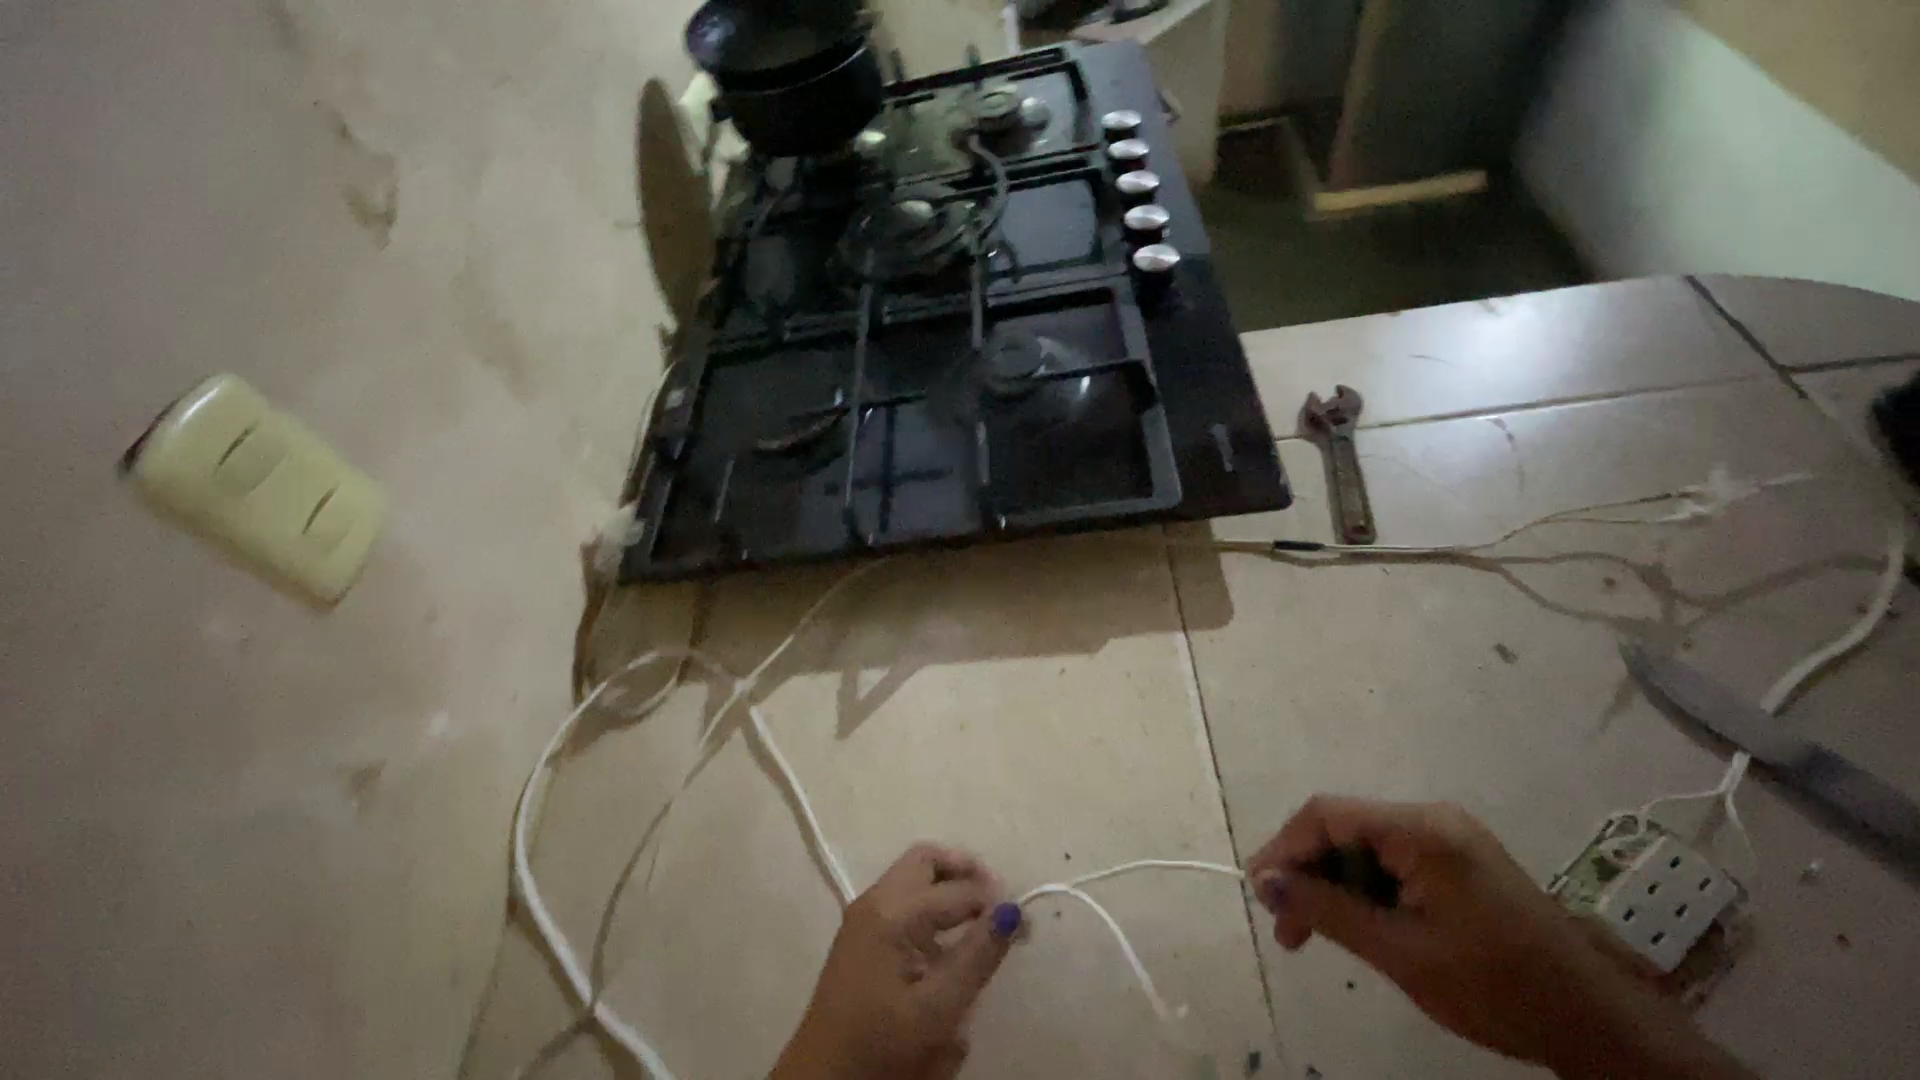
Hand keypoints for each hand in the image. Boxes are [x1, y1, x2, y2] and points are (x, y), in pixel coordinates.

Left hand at [772, 843, 1019, 1079]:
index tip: (1026, 925)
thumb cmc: (881, 1046)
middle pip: (926, 860)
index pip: (958, 890)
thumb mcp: (938, 1009)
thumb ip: (978, 956)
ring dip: (948, 886)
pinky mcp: (862, 937)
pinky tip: (950, 938)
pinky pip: (903, 900)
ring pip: (913, 877)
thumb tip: (1012, 910)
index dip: (996, 902)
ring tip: (980, 919)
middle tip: (998, 901)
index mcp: (892, 912)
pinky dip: (931, 905)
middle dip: (966, 872)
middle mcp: (874, 901)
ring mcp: (864, 917)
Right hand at [1248, 796, 1756, 1079]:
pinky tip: (1356, 926)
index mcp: (1422, 830)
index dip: (1284, 848)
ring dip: (1333, 887)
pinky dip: (1364, 891)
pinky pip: (1390, 862)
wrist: (1594, 1021)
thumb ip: (1327, 909)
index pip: (1326, 815)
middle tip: (1287, 929)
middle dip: (1307, 874)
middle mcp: (1432, 819)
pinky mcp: (1456, 861)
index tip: (1260, 893)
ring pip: (1362, 848)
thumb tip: (1265, 882)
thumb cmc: (1495, 985)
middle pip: (1342, 829)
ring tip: (1314, 935)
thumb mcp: (1400, 952)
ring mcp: (1447, 838)